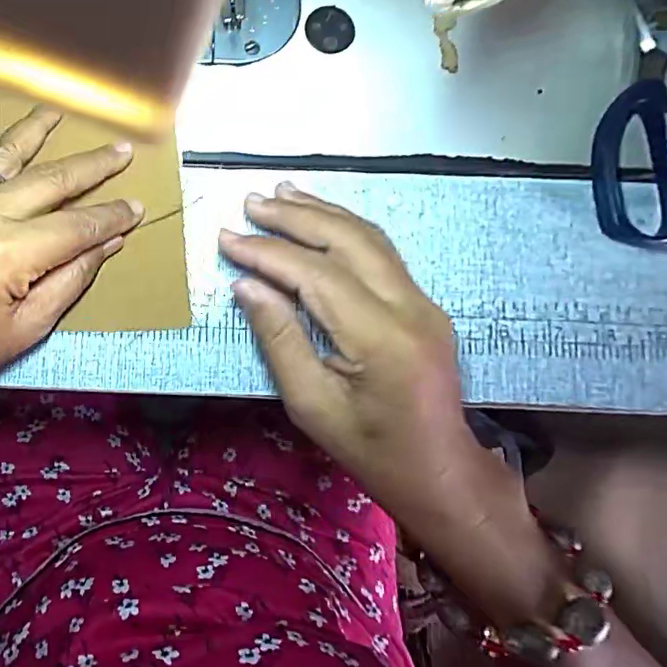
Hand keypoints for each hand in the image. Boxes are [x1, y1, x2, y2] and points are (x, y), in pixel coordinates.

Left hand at [0, 98, 142, 419]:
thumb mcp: (27, 329)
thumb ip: (70, 279)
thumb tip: (109, 241)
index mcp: (7, 254)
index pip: (75, 226)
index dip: (110, 217)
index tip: (137, 208)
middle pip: (48, 181)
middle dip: (90, 166)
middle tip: (122, 151)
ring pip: (3, 157)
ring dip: (34, 132)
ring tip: (59, 112)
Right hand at [220, 183, 567, 622]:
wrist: (440, 473)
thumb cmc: (367, 448)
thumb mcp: (309, 403)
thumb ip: (279, 338)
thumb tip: (247, 284)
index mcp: (381, 338)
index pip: (315, 274)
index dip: (267, 252)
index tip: (226, 239)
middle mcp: (410, 308)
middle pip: (347, 241)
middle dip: (294, 216)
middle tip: (250, 202)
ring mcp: (423, 302)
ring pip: (368, 237)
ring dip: (320, 212)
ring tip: (280, 193)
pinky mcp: (423, 304)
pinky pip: (380, 252)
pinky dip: (343, 227)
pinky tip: (319, 217)